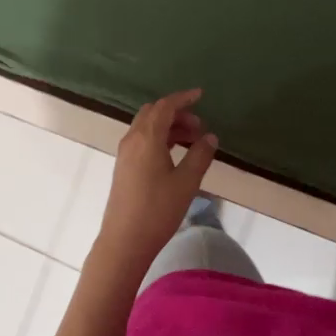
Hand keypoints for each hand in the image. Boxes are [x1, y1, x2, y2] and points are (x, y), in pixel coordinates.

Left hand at [96, 89, 217, 265]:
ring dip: (169, 127)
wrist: (124, 240)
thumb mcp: (186, 182)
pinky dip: (160, 139)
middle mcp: (132, 140)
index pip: (164, 107)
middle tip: (199, 126)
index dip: (183, 98)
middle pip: (153, 113)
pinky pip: (142, 141)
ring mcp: (125, 154)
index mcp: (146, 138)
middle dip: (176, 113)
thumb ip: (200, 155)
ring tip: (193, 141)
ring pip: (147, 128)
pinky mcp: (124, 167)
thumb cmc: (158, 210)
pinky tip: (176, 154)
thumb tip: (211, 136)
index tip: (201, 95)